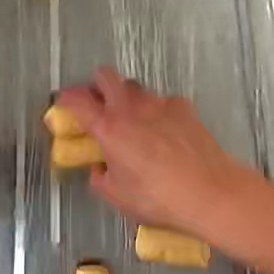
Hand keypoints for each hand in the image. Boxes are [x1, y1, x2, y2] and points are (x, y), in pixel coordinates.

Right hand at [56, 66, 270, 240]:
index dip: (66, 97)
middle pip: (107, 75)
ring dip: (128, 97)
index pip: (78, 100)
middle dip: (98, 85)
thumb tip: (100, 168)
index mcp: (109, 128)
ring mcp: (159, 102)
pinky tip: (166, 131)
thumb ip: (101, 178)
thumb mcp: (118, 196)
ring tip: (134, 120)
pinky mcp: (183, 105)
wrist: (209, 190)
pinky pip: (162, 101)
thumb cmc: (158, 197)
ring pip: (135, 87)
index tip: (64, 102)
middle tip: (99, 104)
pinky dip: (157, 111)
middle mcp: (131, 107)